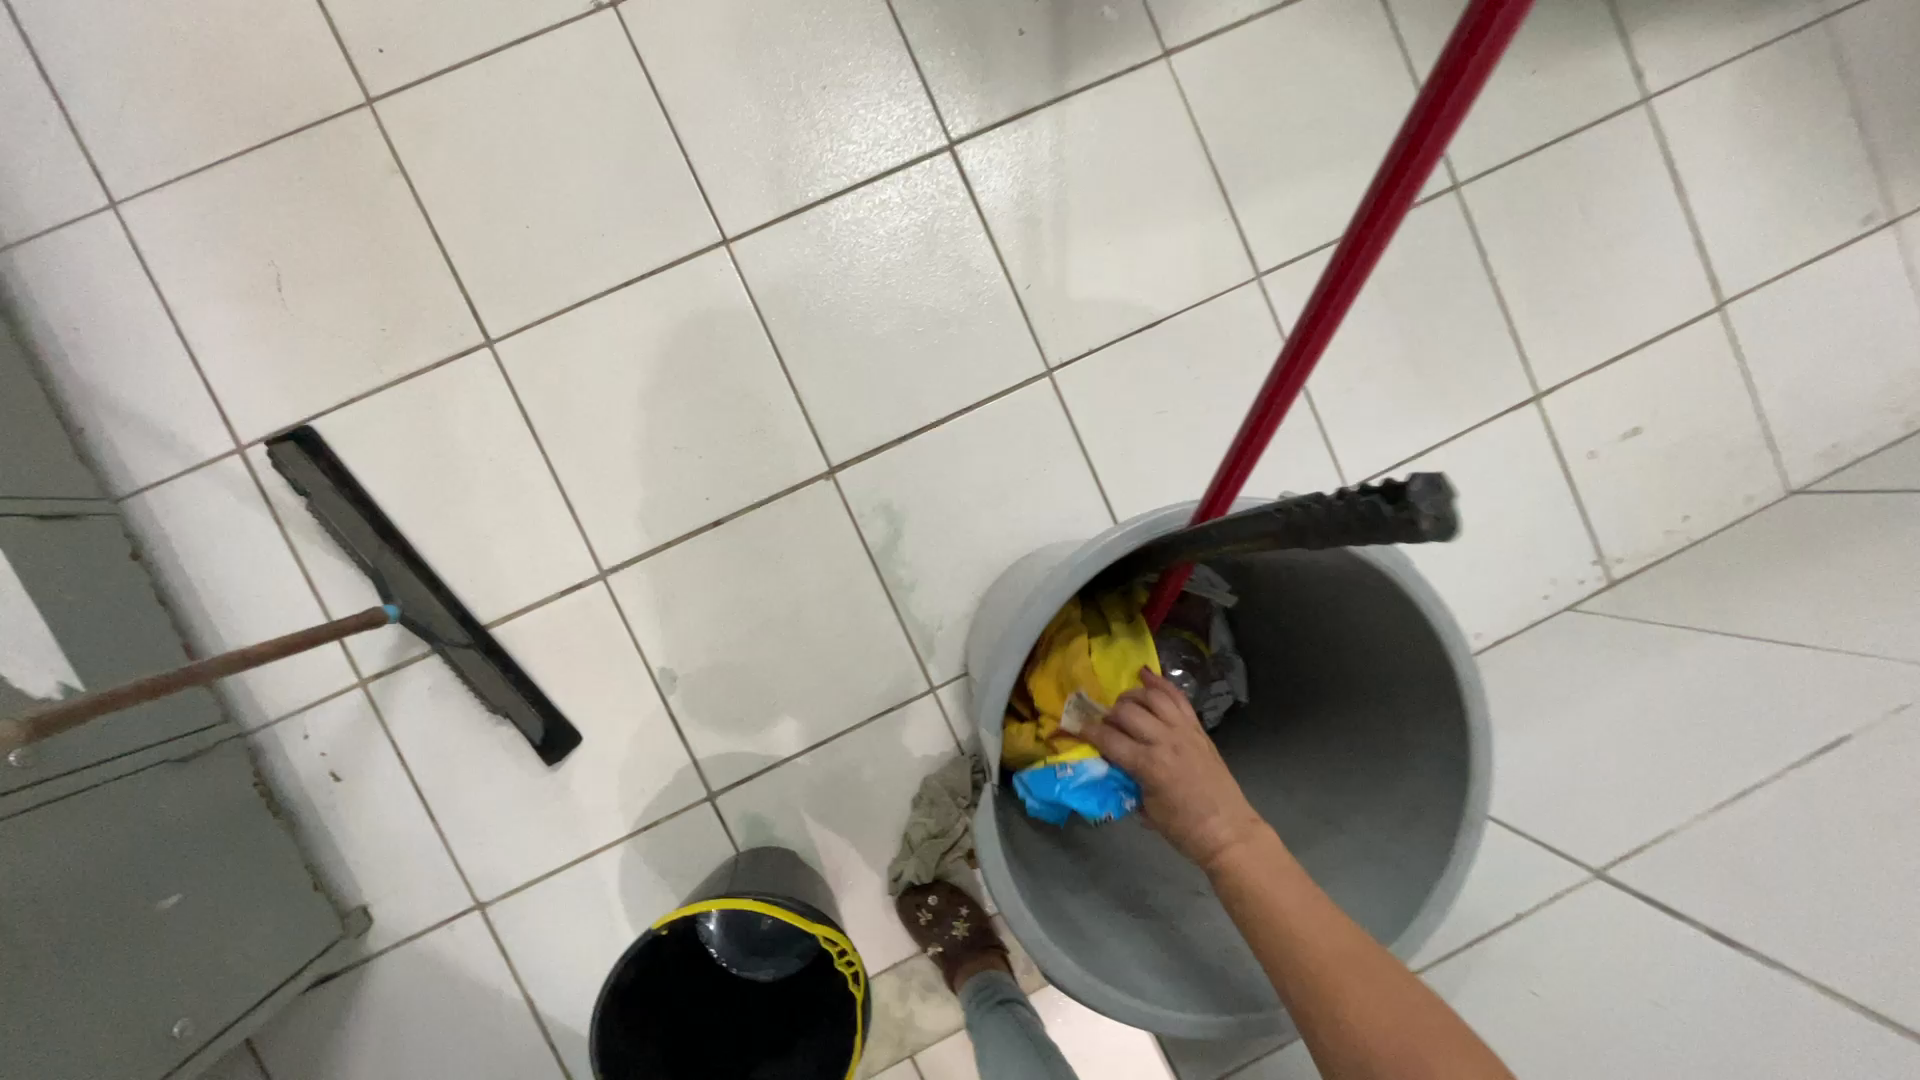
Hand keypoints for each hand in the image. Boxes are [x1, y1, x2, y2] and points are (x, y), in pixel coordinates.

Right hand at [1085, 668, 1273, 872]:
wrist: (1228, 831)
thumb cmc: (1184, 829)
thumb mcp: (1145, 810)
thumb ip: (1127, 782)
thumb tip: (1111, 766)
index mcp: (1148, 765)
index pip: (1108, 739)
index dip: (1087, 732)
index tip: (1076, 729)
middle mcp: (1165, 740)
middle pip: (1126, 712)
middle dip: (1108, 715)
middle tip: (1103, 725)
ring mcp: (1184, 731)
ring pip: (1152, 697)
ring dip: (1131, 696)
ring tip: (1122, 703)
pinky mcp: (1198, 729)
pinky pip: (1178, 698)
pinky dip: (1160, 684)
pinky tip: (1146, 676)